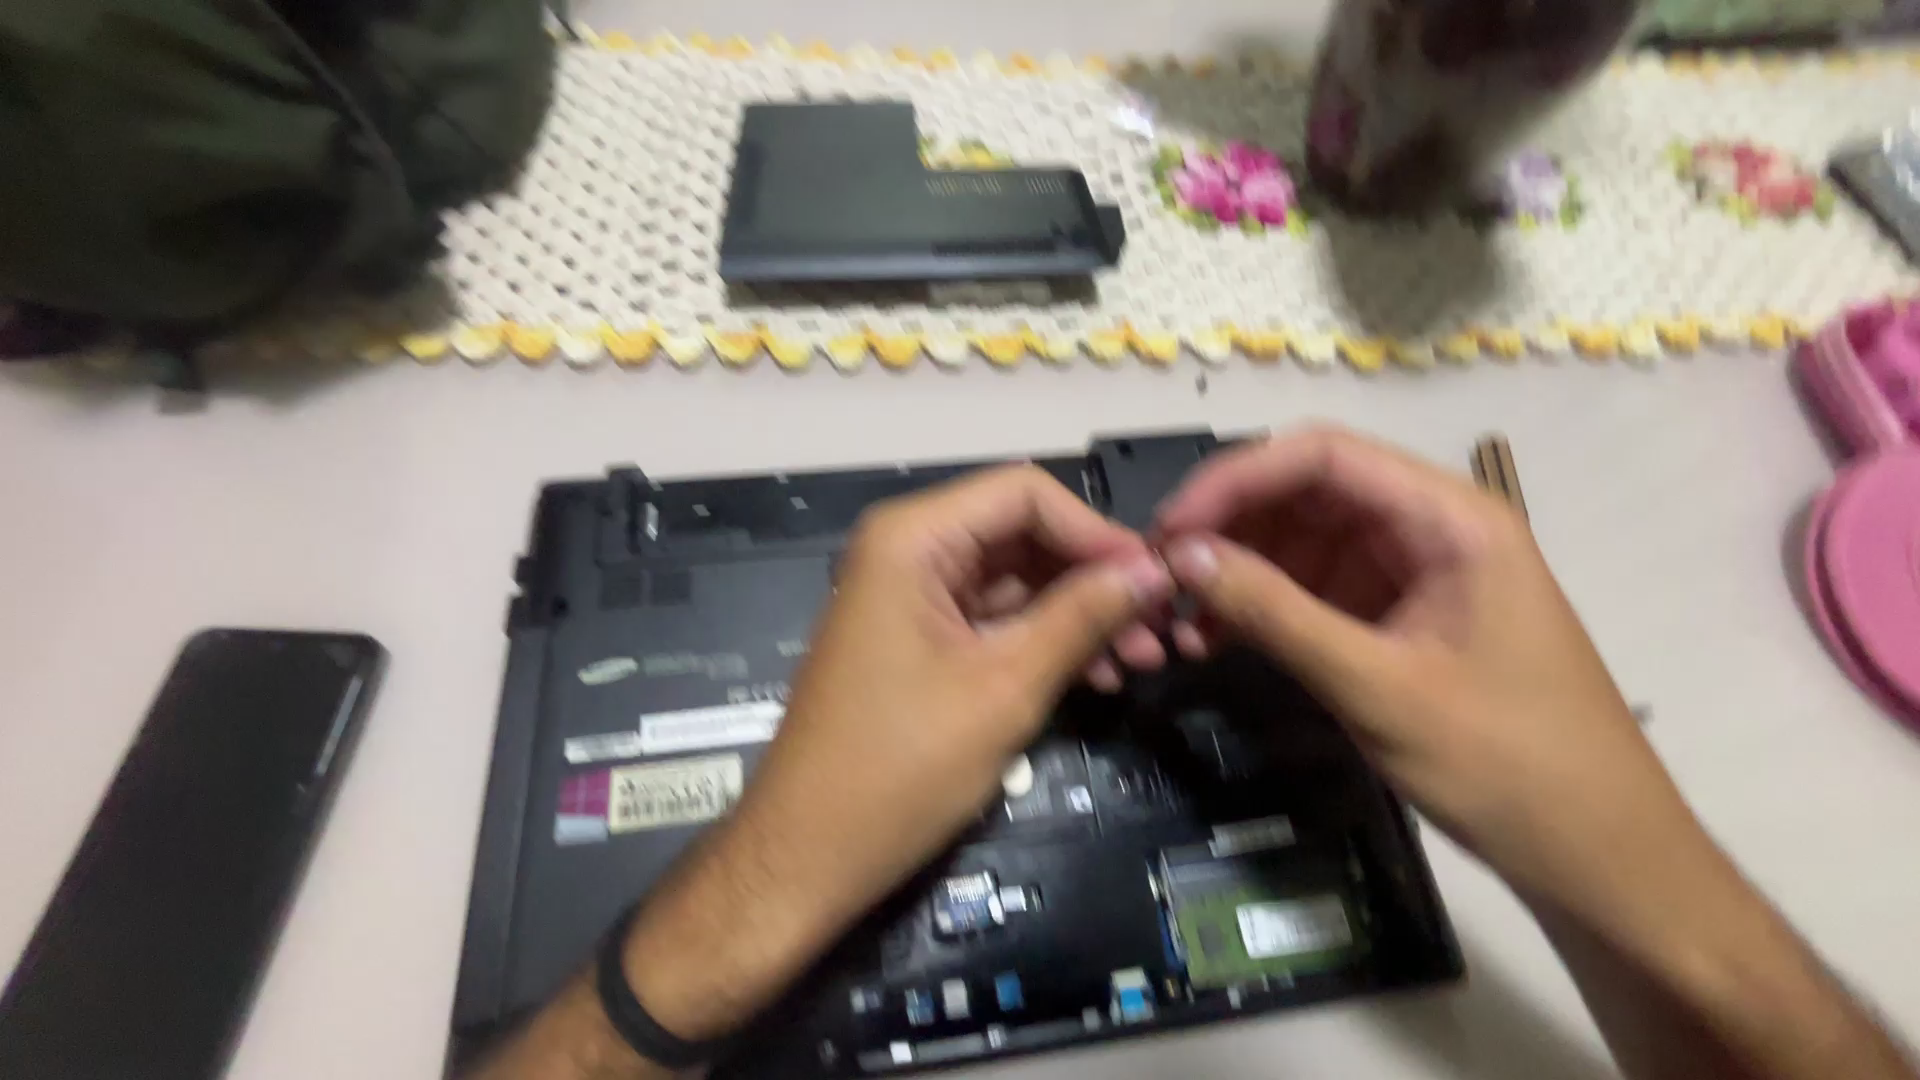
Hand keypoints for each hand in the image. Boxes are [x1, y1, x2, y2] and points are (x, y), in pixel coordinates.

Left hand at [621, 465, 1170, 1043]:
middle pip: (1020, 534)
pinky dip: (1043, 640)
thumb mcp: (1005, 686)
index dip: (1095, 530)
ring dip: (1077, 614)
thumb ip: (1082, 616)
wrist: (808, 855)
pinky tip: (1096, 676)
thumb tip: (1153, 570)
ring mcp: (910, 596)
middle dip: (1093, 577)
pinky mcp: (918, 639)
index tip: (1155, 579)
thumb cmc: (900, 768)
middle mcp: (907, 551)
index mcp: (913, 539)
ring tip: (1141, 659)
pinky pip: (992, 620)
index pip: (1023, 494)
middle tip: (1160, 626)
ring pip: (1013, 580)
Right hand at [1151, 428, 1695, 910]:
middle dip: (1226, 526)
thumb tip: (1182, 556)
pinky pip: (1305, 588)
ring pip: (1294, 540)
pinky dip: (1255, 607)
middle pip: (1302, 491)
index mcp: (1448, 518)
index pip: (1322, 456)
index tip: (1171, 528)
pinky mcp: (1386, 614)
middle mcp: (1423, 527)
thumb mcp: (1376, 684)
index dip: (1235, 479)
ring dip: (1233, 571)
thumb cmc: (1505, 762)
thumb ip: (1274, 612)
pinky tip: (1211, 639)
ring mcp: (1403, 571)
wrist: (1591, 853)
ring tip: (1179, 618)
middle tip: (1162, 573)